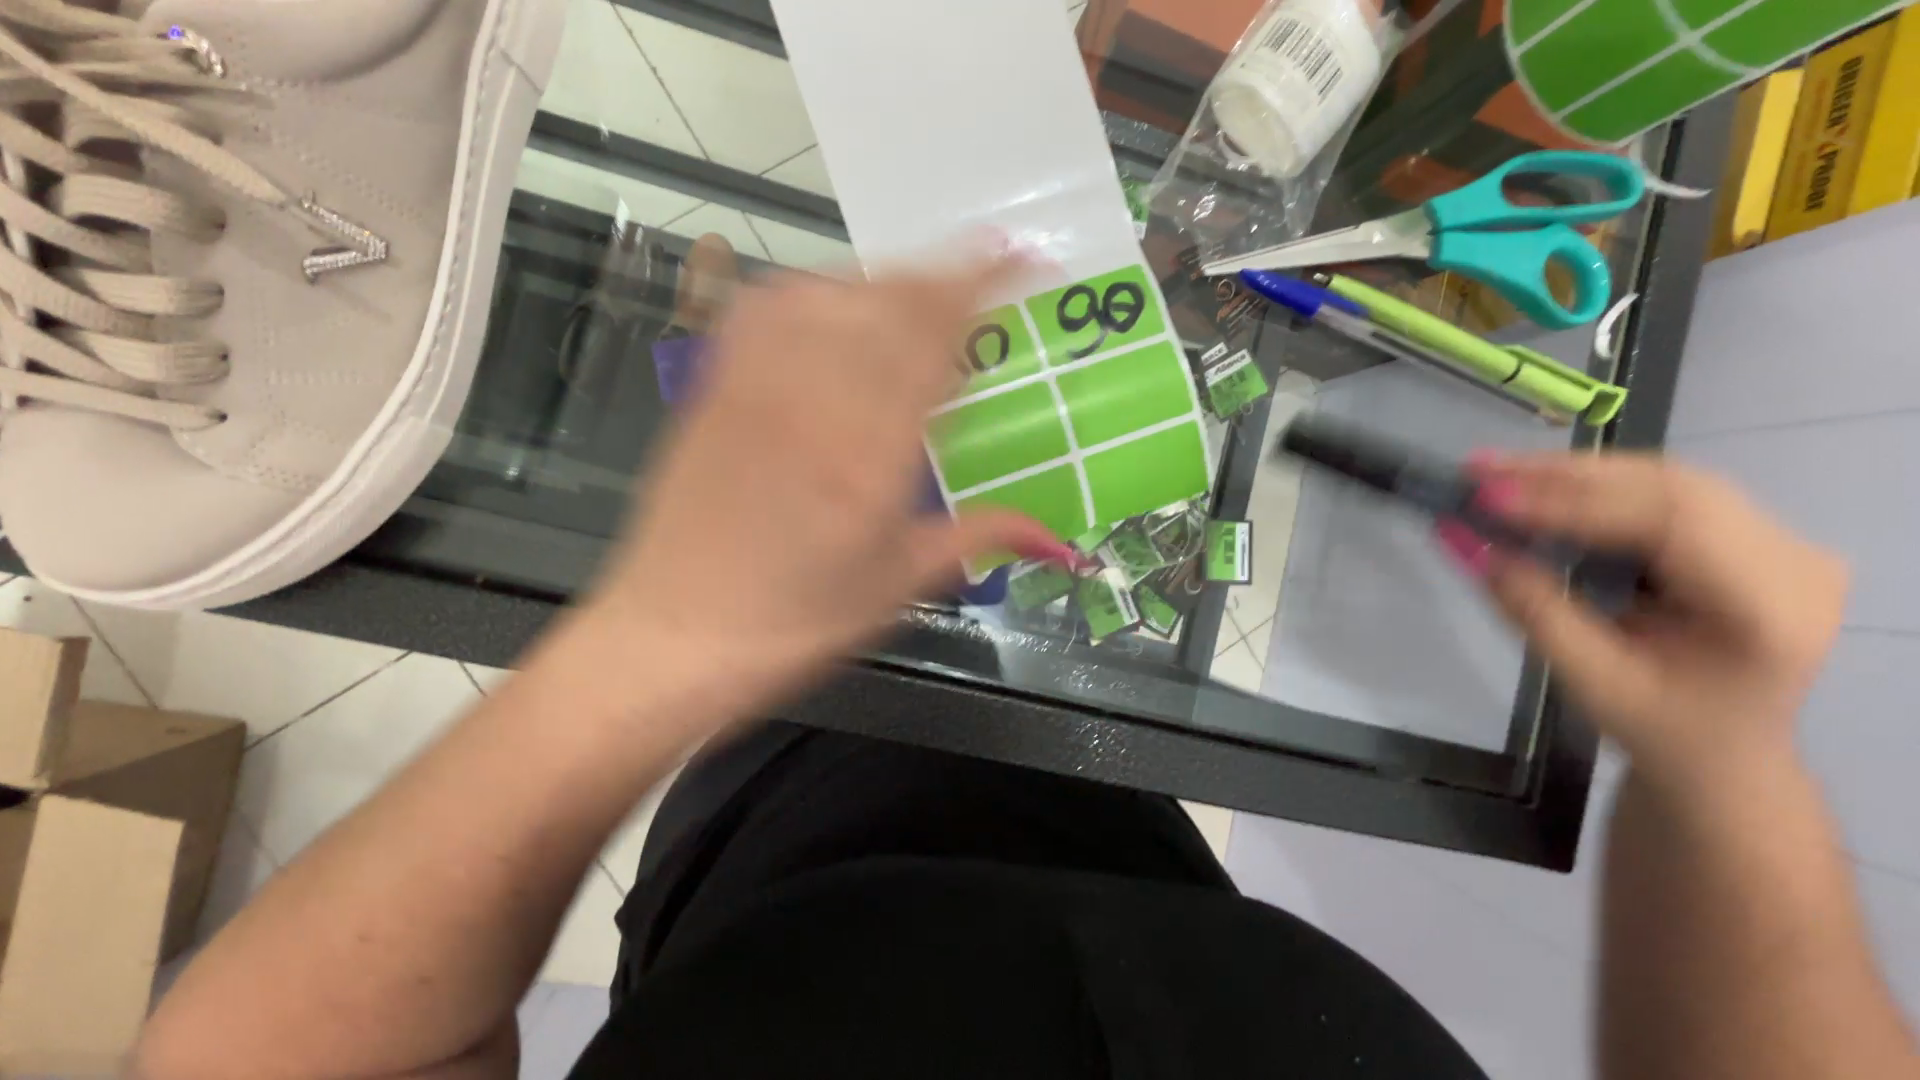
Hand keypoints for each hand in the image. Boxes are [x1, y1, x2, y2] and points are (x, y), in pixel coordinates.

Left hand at [578, 246, 1061, 715]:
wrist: (672, 636)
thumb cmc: (792, 625)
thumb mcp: (895, 588)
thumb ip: (977, 538)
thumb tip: (1054, 536)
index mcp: (870, 457)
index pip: (935, 338)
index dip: (981, 285)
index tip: (1017, 257)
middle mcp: (814, 403)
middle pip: (889, 301)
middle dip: (944, 275)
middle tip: (979, 277)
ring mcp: (757, 387)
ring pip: (832, 293)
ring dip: (885, 280)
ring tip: (916, 293)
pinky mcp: (714, 386)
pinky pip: (768, 307)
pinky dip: (814, 289)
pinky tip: (835, 303)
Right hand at [1444, 454, 1847, 786]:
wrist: (1724, 755)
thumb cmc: (1660, 729)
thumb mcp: (1590, 680)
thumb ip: (1533, 608)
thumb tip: (1464, 541)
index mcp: (1771, 608)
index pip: (1671, 523)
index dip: (1575, 502)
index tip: (1489, 496)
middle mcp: (1794, 560)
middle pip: (1671, 489)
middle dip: (1565, 477)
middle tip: (1478, 472)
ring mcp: (1781, 540)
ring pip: (1665, 480)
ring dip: (1574, 474)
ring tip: (1495, 472)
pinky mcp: (1754, 532)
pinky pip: (1667, 492)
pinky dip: (1596, 485)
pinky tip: (1540, 482)